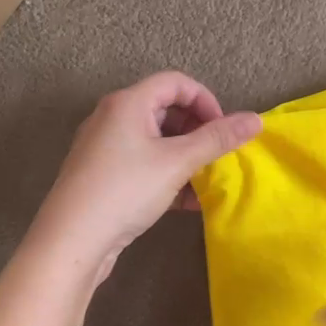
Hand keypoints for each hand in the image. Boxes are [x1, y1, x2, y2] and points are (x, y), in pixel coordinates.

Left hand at [34, 71, 259, 278]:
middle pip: (165, 109)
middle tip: (215, 156)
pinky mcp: (101, 175)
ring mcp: (103, 147)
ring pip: (155, 140)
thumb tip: (256, 119)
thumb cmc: (125, 191)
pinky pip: (142, 162)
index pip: (176, 82)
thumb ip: (218, 139)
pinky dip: (166, 173)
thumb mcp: (178, 162)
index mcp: (128, 103)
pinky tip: (185, 203)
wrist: (69, 243)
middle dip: (197, 131)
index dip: (206, 100)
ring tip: (203, 182)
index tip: (223, 129)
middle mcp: (112, 117)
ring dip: (184, 156)